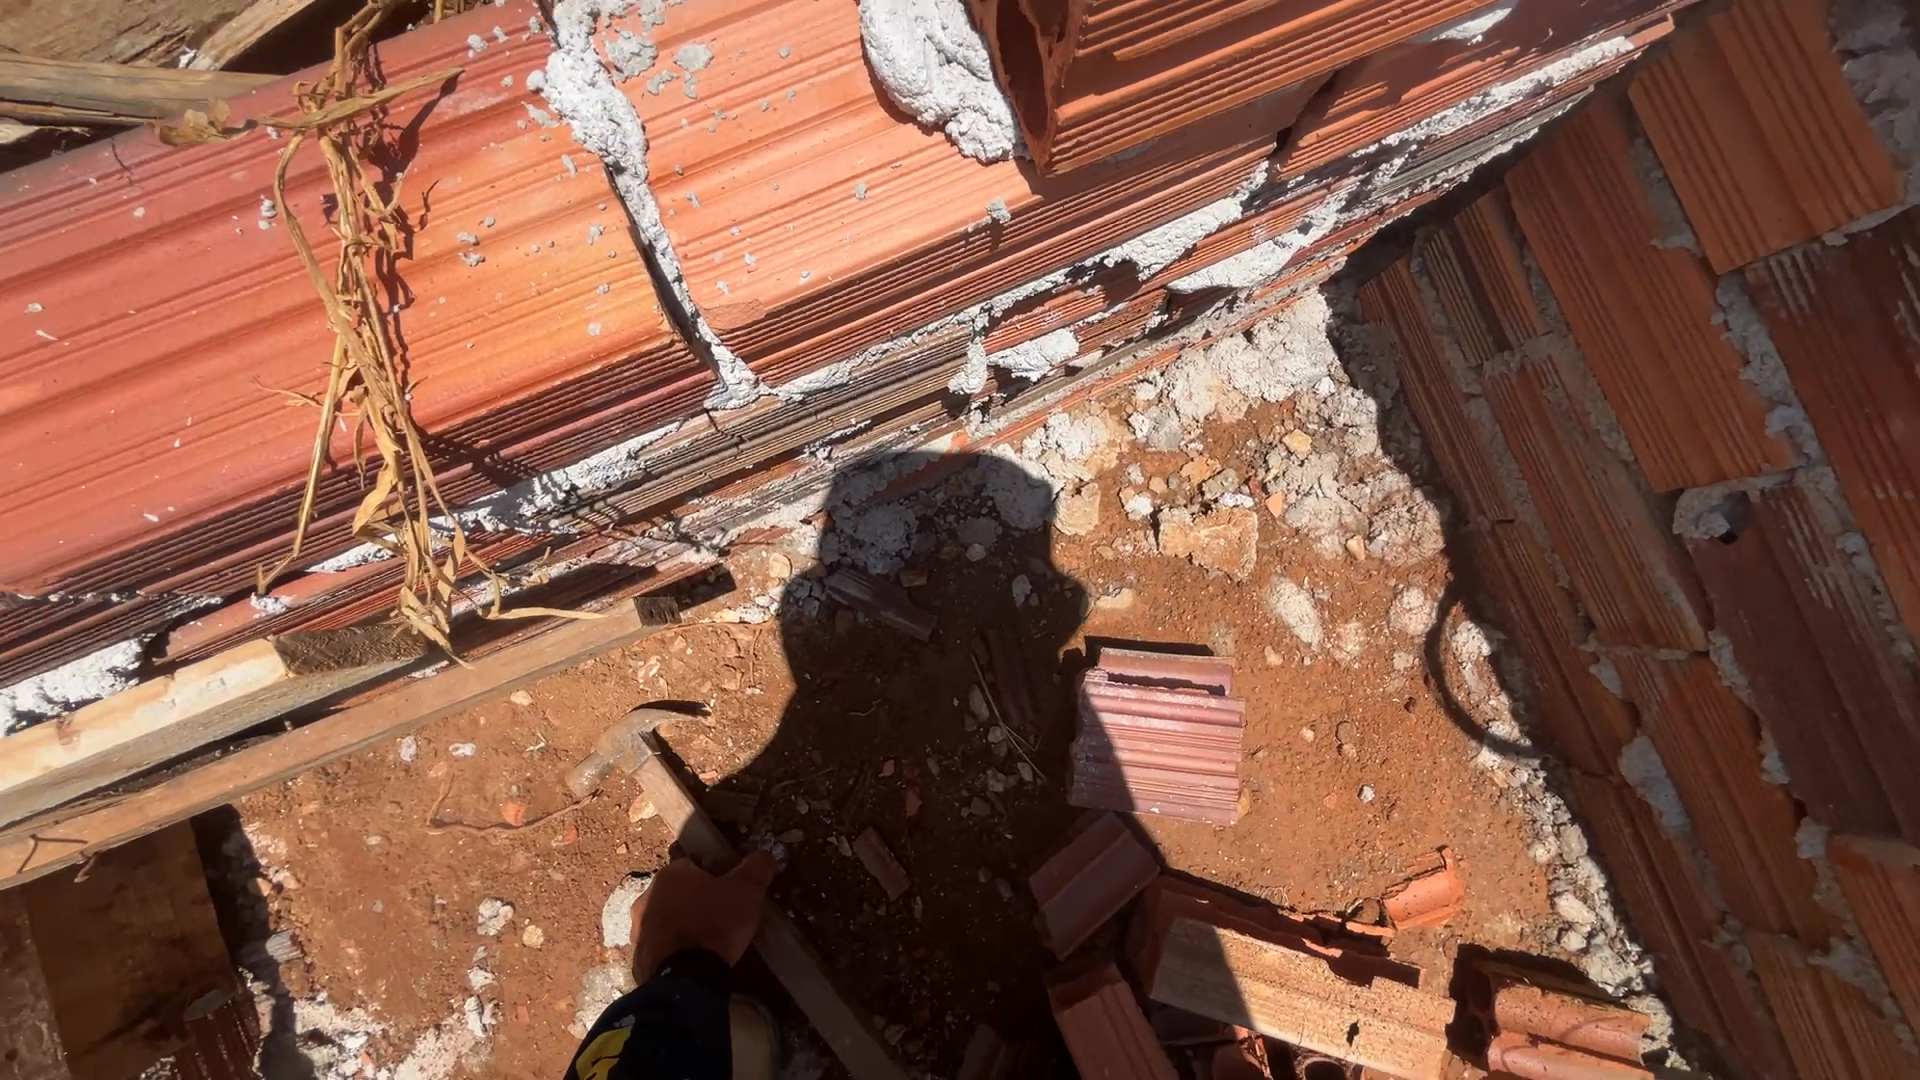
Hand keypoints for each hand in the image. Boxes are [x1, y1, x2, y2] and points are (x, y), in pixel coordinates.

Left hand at [631, 852, 776, 982]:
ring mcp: (637, 931)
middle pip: (678, 892)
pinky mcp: (636, 960)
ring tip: (709, 941)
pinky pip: (660, 947)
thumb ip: (757, 867)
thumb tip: (764, 857)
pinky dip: (674, 950)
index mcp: (670, 874)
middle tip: (722, 915)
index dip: (715, 874)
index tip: (731, 890)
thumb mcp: (747, 890)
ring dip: (684, 925)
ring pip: (667, 920)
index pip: (694, 863)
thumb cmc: (716, 924)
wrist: (684, 981)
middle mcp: (647, 897)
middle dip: (697, 900)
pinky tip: (694, 960)